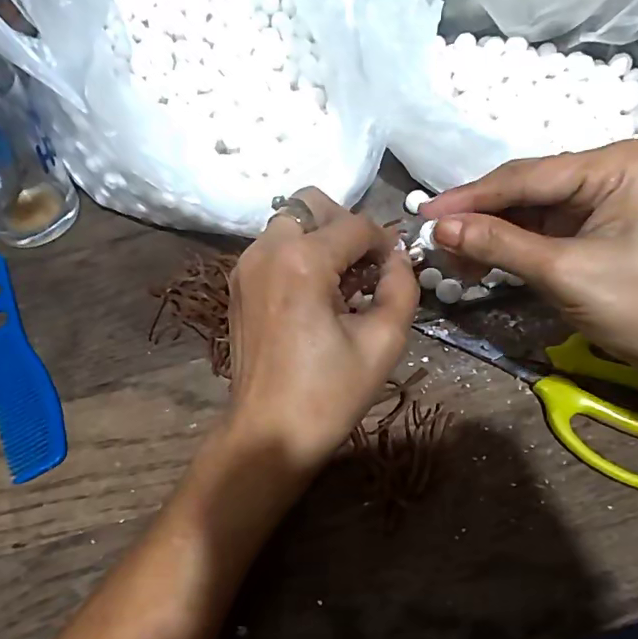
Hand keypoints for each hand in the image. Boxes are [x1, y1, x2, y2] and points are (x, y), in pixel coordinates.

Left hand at [225, 187, 416, 471]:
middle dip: (344, 225)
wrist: (268, 434)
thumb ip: (401, 287)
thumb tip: (397, 258)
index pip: (355, 225)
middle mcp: (265, 251)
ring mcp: (244, 267)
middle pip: (311, 204)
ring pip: (289, 224)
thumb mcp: (383, 341)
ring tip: (341, 286)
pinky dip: (297, 257)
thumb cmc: (329, 394)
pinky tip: (315, 298)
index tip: (395, 271)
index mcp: (301, 261)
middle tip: (364, 267)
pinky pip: (272, 249)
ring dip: (320, 240)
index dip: (384, 243)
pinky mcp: (236, 286)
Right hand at [421, 142, 637, 376]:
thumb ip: (499, 245)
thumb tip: (439, 228)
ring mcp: (593, 199)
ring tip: (451, 261)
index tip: (424, 213)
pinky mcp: (585, 227)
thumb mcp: (563, 272)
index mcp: (613, 164)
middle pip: (521, 189)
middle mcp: (603, 171)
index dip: (470, 197)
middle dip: (476, 217)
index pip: (526, 176)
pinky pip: (533, 230)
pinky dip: (503, 248)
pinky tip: (476, 264)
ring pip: (522, 210)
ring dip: (485, 235)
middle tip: (431, 239)